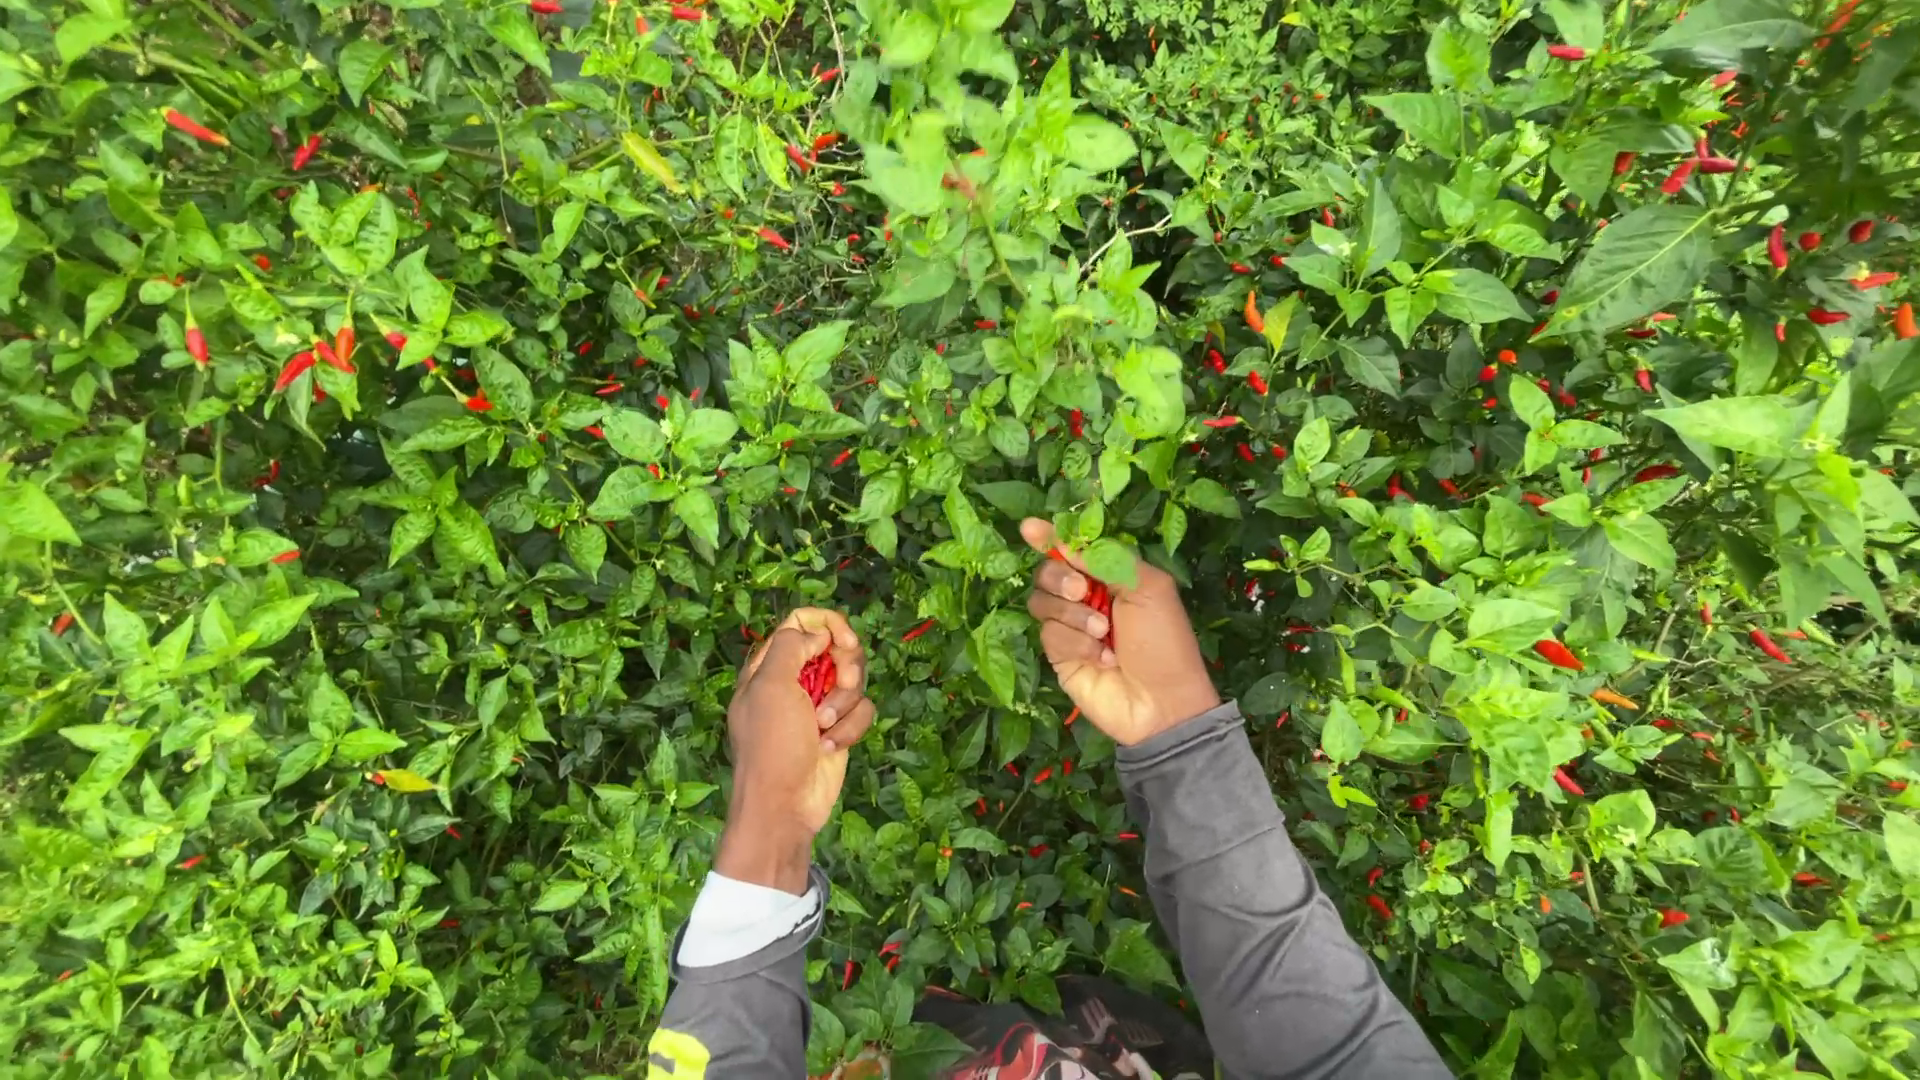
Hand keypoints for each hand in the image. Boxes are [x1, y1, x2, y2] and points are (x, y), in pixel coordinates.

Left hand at [715, 608, 874, 893]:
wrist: (785, 805)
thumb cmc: (772, 744)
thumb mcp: (771, 686)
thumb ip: (792, 646)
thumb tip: (820, 634)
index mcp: (771, 666)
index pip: (800, 622)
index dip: (825, 624)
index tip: (843, 639)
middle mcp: (796, 681)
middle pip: (835, 647)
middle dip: (845, 665)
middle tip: (844, 679)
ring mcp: (819, 705)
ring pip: (854, 679)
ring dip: (844, 703)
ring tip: (825, 726)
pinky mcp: (841, 727)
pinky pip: (863, 710)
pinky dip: (850, 728)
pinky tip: (831, 746)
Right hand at [1021, 518, 1219, 745]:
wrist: (1162, 702)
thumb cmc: (1164, 640)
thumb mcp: (1147, 587)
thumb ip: (1105, 558)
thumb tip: (1061, 540)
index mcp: (1111, 575)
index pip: (1072, 548)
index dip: (1049, 536)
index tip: (1029, 529)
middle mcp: (1086, 597)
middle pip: (1048, 572)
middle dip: (1060, 578)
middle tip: (1081, 591)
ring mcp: (1071, 626)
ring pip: (1042, 602)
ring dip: (1073, 615)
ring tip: (1103, 632)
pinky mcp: (1059, 655)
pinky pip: (1049, 635)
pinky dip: (1076, 644)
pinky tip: (1102, 658)